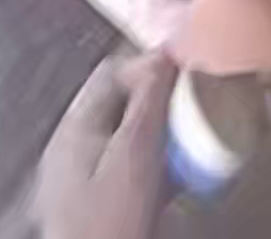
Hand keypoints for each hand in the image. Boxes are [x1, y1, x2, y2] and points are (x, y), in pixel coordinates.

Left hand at [36, 52, 177, 238]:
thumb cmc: (110, 224)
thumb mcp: (135, 155)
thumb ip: (150, 99)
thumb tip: (168, 49)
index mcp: (76, 128)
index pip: (113, 72)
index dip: (149, 67)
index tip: (186, 78)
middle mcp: (76, 146)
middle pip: (123, 102)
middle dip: (161, 100)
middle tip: (195, 109)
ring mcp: (86, 180)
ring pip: (131, 134)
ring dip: (163, 132)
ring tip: (194, 142)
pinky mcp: (102, 207)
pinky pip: (134, 167)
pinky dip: (158, 164)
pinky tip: (180, 180)